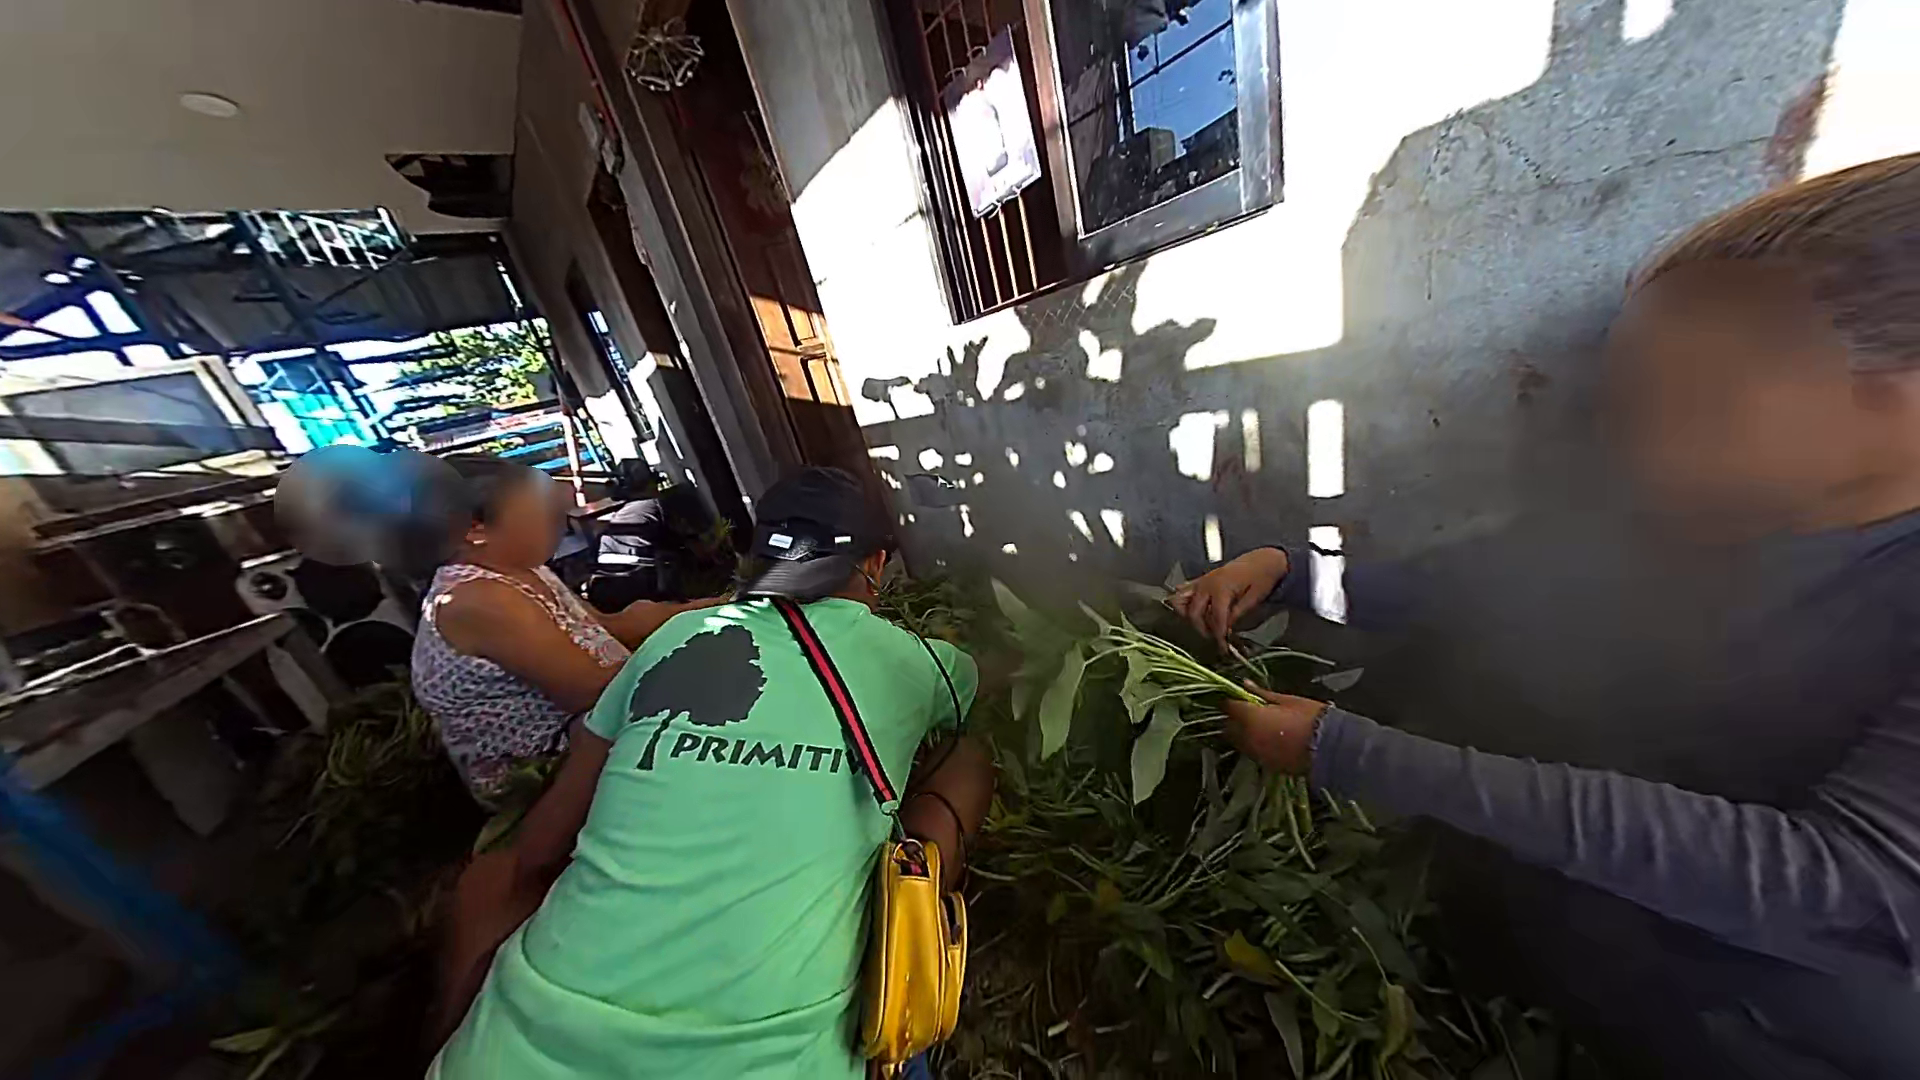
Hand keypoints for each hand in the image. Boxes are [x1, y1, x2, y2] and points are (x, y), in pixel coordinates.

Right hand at [1169, 548, 1288, 644]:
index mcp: (1221, 588)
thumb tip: (1226, 629)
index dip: (1219, 635)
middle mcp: (1206, 584)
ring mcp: (1201, 581)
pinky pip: (1182, 591)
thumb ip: (1238, 613)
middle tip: (1215, 638)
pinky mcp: (1200, 580)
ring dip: (1189, 616)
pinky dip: (1184, 603)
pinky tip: (1195, 611)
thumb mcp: (1255, 597)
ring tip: (1203, 624)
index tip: (1223, 647)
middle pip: (1194, 613)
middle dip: (1203, 629)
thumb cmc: (1262, 577)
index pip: (1215, 617)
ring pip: (1181, 601)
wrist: (1263, 559)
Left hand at [1223, 684, 1326, 774]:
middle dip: (1233, 719)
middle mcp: (1247, 737)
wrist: (1335, 750)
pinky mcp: (1267, 766)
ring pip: (1238, 742)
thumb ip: (1262, 693)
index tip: (1236, 698)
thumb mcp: (1288, 700)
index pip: (1228, 707)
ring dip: (1241, 734)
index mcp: (1250, 717)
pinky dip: (1253, 745)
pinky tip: (1266, 739)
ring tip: (1257, 726)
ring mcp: (1256, 753)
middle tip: (1246, 712)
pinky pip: (1252, 753)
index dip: (1230, 702)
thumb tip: (1245, 684)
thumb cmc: (1312, 718)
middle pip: (1228, 727)